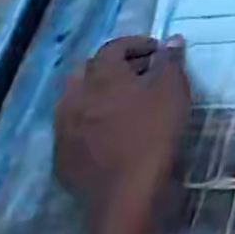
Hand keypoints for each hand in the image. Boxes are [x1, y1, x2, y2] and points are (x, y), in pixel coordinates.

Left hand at [54, 35, 192, 213]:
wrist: (126, 193)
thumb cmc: (153, 130)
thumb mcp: (172, 87)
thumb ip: (171, 60)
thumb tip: (171, 40)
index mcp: (101, 75)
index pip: (113, 47)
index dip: (136, 44)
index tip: (158, 51)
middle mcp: (75, 97)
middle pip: (88, 70)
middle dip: (113, 66)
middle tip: (139, 73)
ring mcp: (63, 129)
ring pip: (76, 99)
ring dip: (97, 93)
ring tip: (123, 102)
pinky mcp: (61, 157)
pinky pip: (73, 128)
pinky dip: (90, 121)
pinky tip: (110, 132)